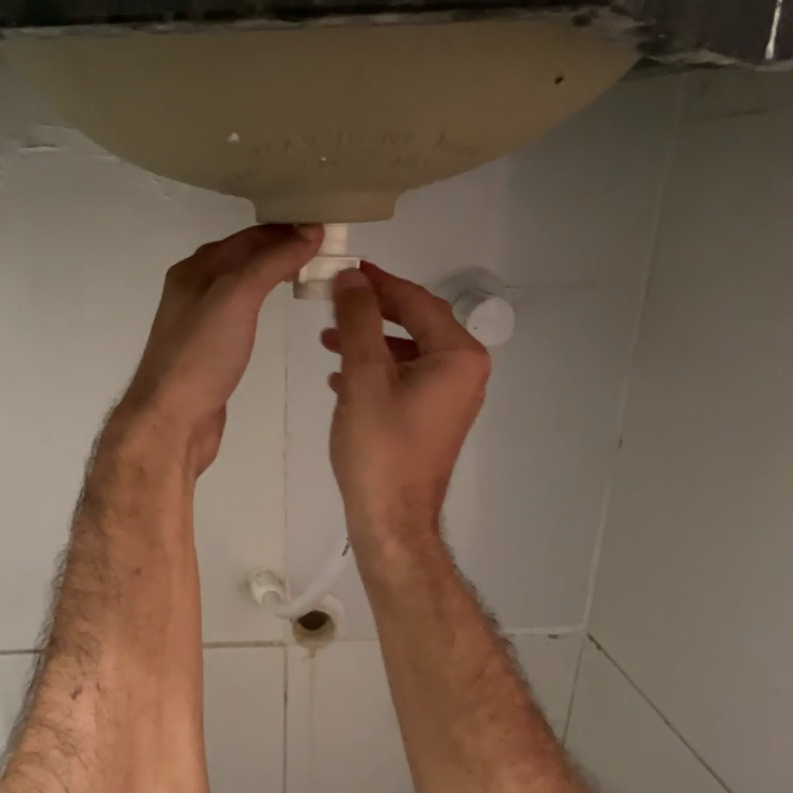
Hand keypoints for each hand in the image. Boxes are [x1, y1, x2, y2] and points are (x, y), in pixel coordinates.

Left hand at [117, 224, 320, 474]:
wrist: (173, 421)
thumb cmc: (201, 356)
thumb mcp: (236, 298)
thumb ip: (271, 262)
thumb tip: (310, 230)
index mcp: (194, 270)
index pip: (247, 237)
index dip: (285, 229)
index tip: (325, 226)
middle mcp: (194, 290)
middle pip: (244, 258)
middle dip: (282, 249)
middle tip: (327, 249)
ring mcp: (200, 323)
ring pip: (243, 287)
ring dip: (274, 275)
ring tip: (312, 273)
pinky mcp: (210, 352)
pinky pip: (242, 315)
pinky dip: (264, 304)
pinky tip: (278, 311)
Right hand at [323, 263, 490, 547]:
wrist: (391, 520)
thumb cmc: (380, 448)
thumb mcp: (364, 377)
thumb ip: (358, 321)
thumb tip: (351, 278)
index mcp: (459, 356)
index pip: (417, 301)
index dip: (378, 283)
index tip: (343, 271)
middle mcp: (464, 372)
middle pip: (416, 324)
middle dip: (372, 314)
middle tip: (333, 304)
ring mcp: (451, 398)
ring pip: (408, 353)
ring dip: (369, 343)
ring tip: (328, 342)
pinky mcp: (434, 419)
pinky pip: (406, 379)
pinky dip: (376, 371)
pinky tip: (340, 378)